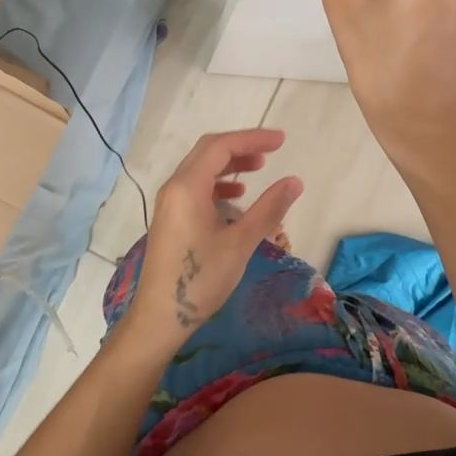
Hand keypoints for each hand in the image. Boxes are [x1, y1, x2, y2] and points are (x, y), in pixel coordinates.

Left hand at [117, 129, 303, 355]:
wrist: (160, 316)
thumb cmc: (201, 279)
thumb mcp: (240, 243)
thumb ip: (268, 209)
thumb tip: (295, 182)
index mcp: (187, 187)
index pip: (220, 147)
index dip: (252, 139)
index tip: (281, 141)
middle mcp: (174, 187)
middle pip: (208, 151)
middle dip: (241, 146)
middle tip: (272, 150)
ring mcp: (169, 202)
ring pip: (200, 168)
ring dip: (229, 164)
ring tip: (259, 169)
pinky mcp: (170, 217)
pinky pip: (195, 186)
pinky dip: (218, 183)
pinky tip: (237, 197)